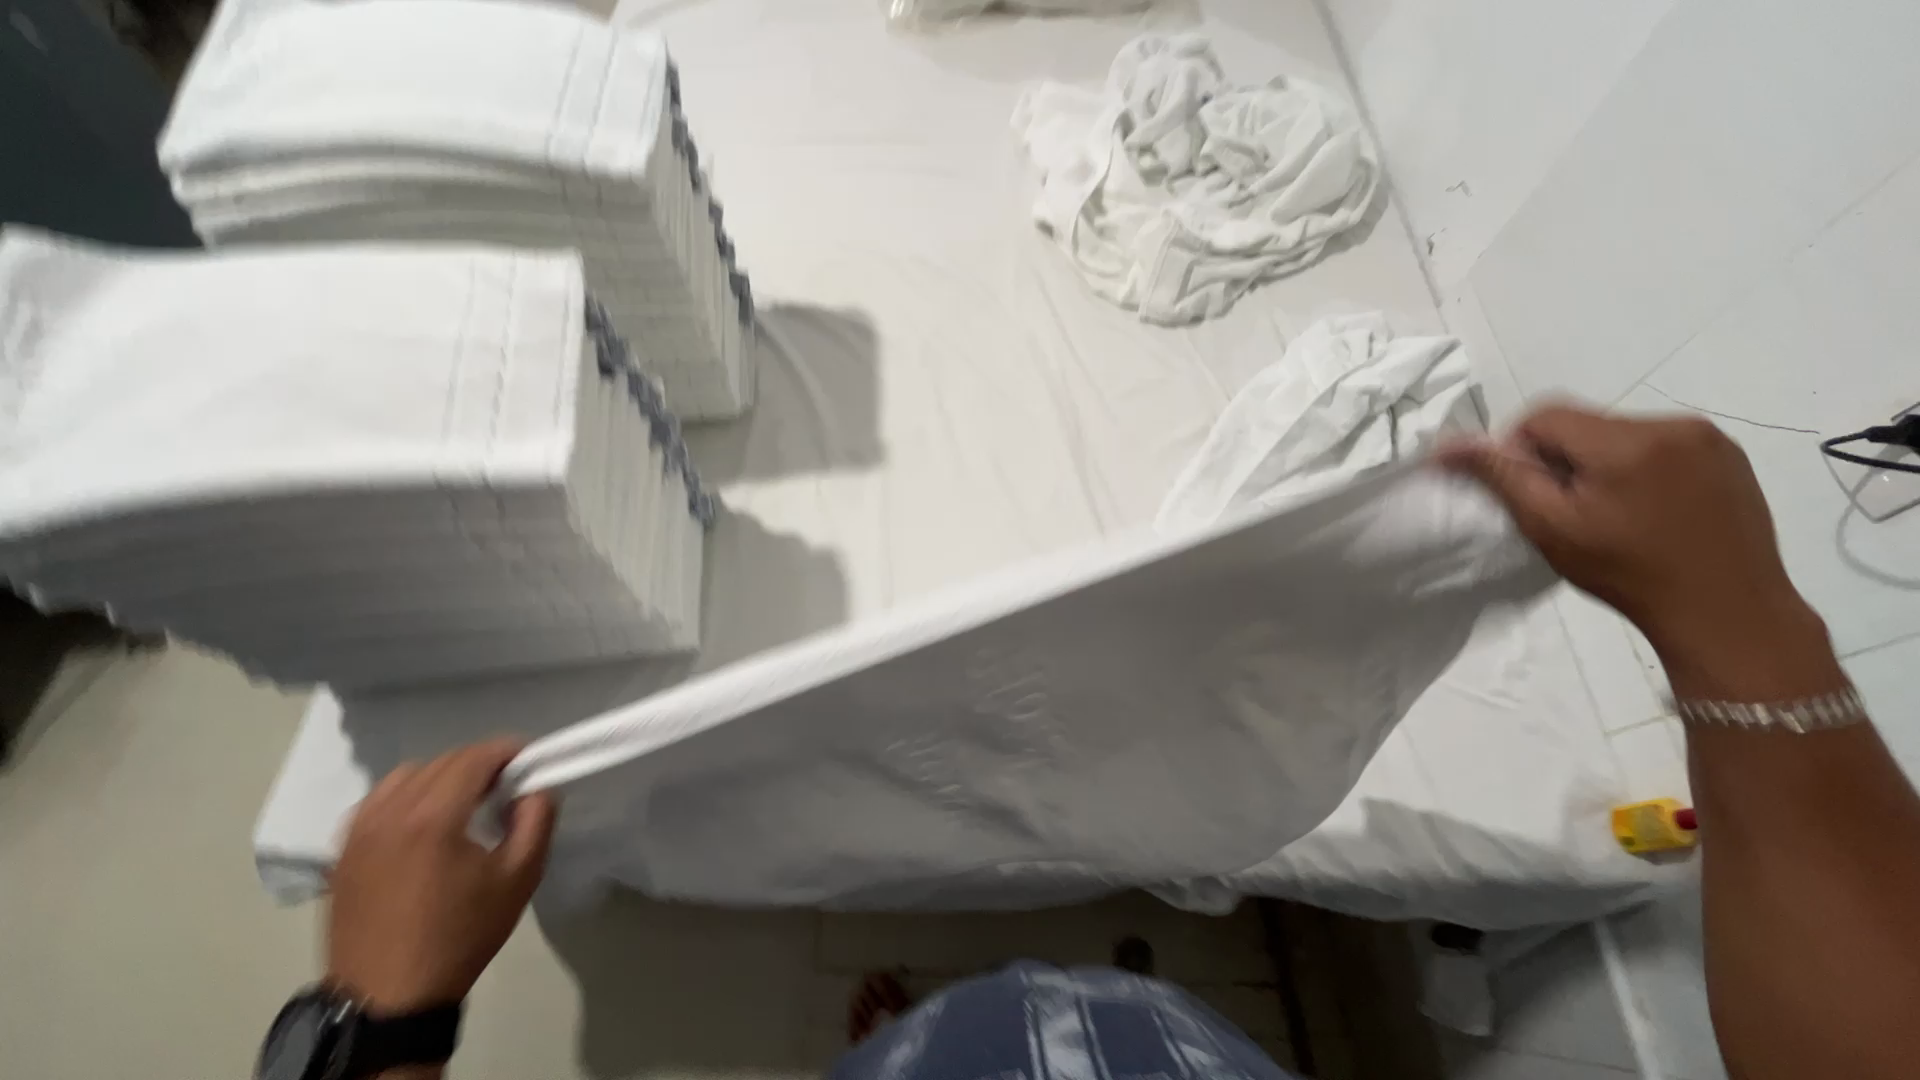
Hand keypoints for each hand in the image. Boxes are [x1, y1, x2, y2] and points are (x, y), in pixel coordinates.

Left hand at [326, 739, 556, 1013]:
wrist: (390, 995)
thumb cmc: (461, 934)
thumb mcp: (519, 876)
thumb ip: (536, 820)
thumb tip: (535, 788)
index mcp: (433, 818)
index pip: (474, 758)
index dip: (508, 750)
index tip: (530, 761)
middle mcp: (390, 813)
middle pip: (442, 762)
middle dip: (479, 764)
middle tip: (506, 785)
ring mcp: (359, 832)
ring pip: (406, 776)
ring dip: (441, 776)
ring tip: (463, 803)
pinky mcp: (342, 852)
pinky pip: (377, 800)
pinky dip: (405, 795)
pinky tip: (422, 821)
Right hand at [1438, 404, 1838, 698]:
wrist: (1725, 612)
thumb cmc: (1626, 573)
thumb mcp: (1549, 526)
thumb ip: (1499, 476)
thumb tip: (1446, 445)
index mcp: (1626, 442)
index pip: (1543, 415)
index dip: (1520, 448)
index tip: (1531, 493)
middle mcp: (1673, 424)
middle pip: (1584, 423)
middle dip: (1562, 457)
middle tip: (1567, 509)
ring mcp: (1710, 438)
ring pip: (1620, 432)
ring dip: (1600, 462)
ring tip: (1609, 512)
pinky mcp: (1730, 455)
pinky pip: (1661, 444)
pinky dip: (1638, 467)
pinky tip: (1645, 509)